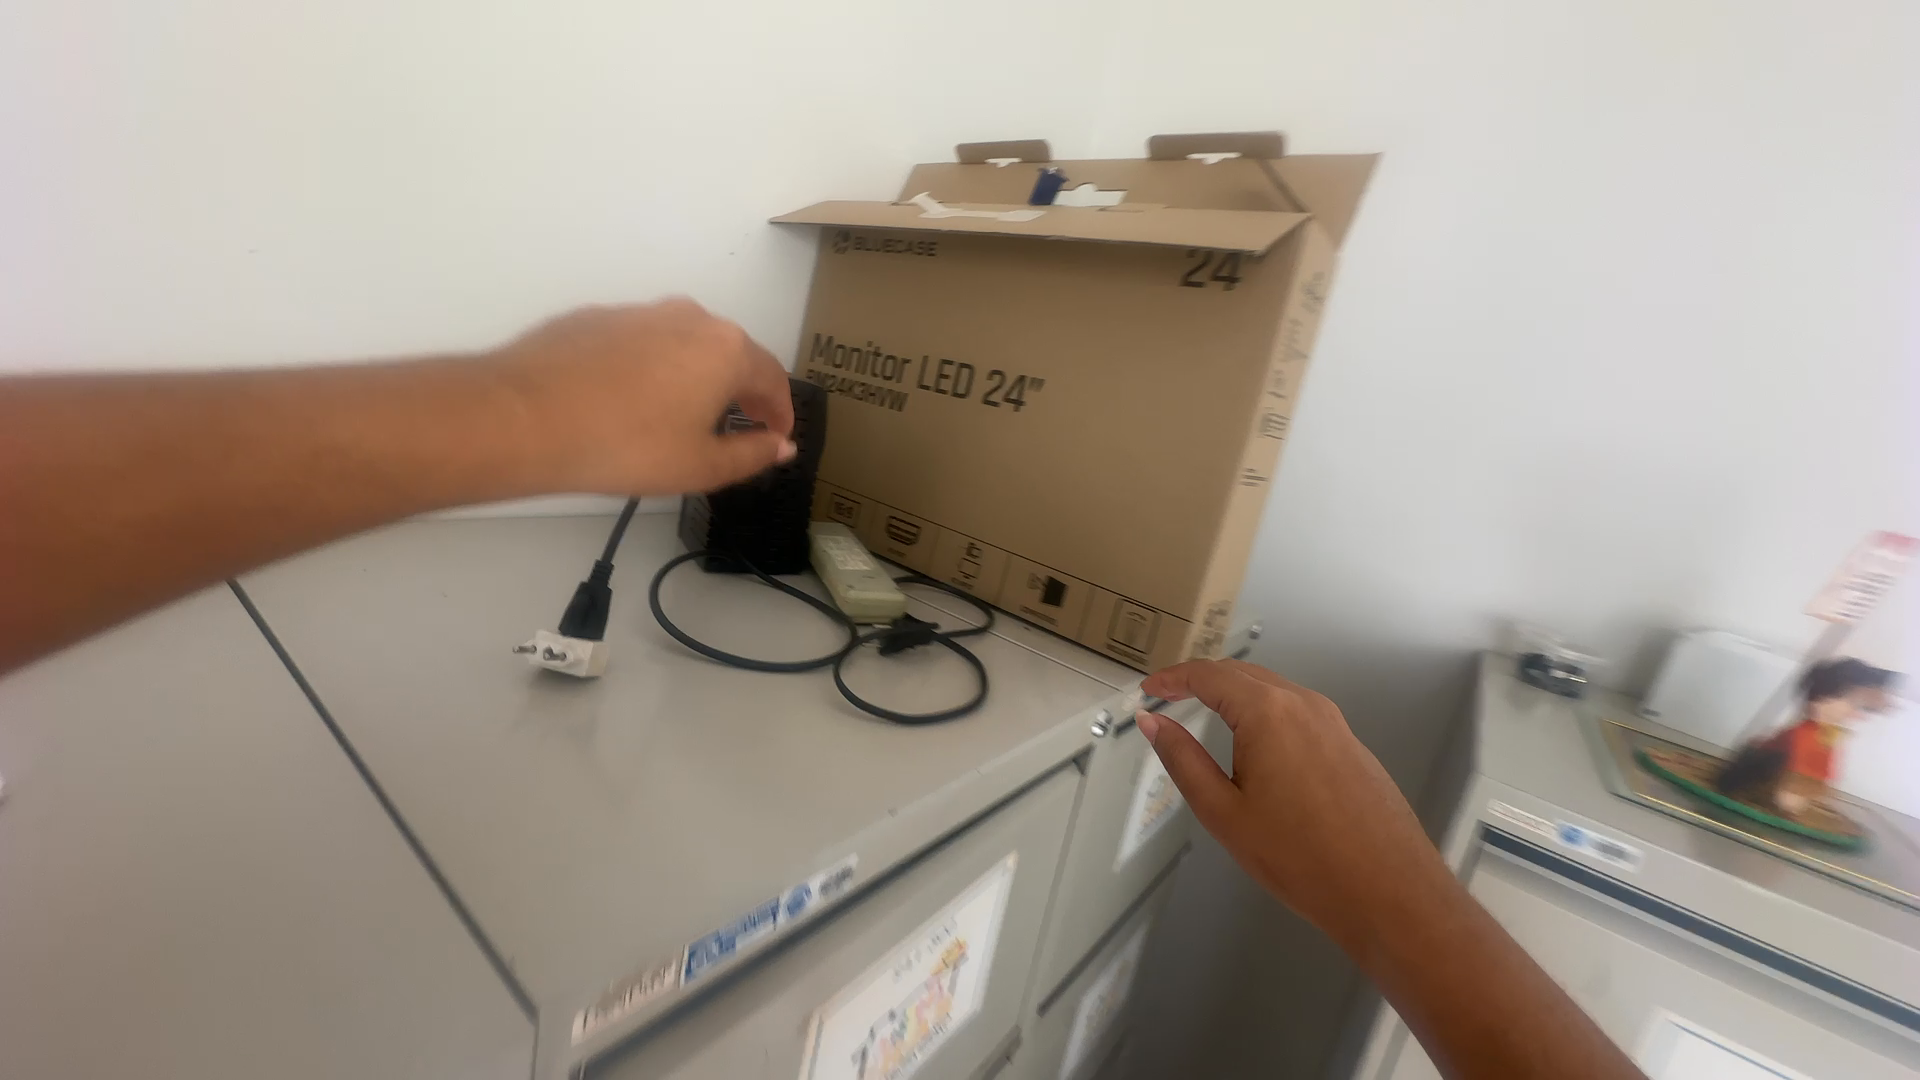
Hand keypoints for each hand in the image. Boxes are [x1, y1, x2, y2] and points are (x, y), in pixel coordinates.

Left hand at [489, 299, 796, 494]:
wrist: (524, 417)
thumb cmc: (629, 446)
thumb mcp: (703, 466)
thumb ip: (753, 454)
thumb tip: (782, 447)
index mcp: (726, 350)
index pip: (772, 378)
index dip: (781, 412)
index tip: (778, 437)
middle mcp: (690, 318)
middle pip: (733, 355)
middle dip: (743, 390)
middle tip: (742, 425)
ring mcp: (639, 313)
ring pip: (686, 345)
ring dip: (699, 377)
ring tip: (688, 414)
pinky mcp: (596, 318)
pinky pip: (643, 344)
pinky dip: (654, 369)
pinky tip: (634, 402)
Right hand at [1137, 659, 1449, 948]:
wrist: (1393, 897)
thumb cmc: (1300, 858)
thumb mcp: (1223, 811)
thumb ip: (1182, 758)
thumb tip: (1153, 721)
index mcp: (1267, 712)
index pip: (1208, 675)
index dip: (1172, 677)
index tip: (1149, 688)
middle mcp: (1303, 704)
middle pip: (1241, 674)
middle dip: (1200, 679)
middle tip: (1169, 695)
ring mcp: (1334, 722)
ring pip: (1272, 689)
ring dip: (1233, 692)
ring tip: (1203, 710)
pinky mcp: (1351, 744)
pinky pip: (1297, 710)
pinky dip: (1263, 710)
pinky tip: (1254, 740)